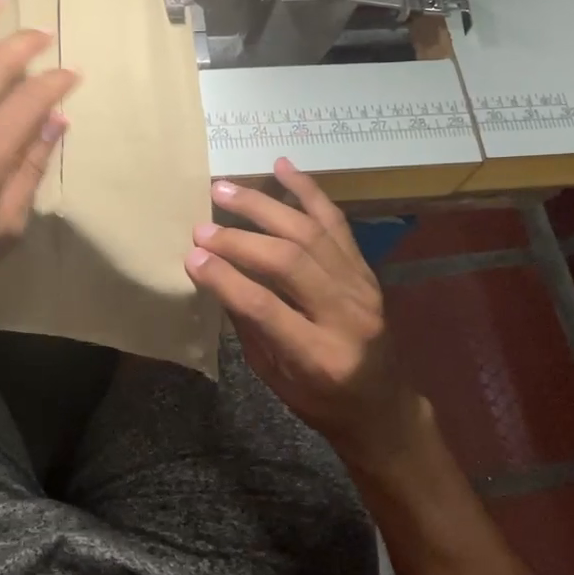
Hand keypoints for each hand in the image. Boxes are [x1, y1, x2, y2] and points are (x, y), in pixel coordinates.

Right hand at [184, 158, 425, 468]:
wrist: (382, 407)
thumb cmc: (319, 401)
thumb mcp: (273, 375)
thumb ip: (247, 322)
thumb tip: (212, 271)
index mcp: (320, 356)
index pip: (265, 307)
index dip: (225, 278)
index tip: (190, 256)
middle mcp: (347, 315)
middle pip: (289, 261)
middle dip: (239, 240)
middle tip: (200, 226)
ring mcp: (362, 287)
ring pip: (309, 232)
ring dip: (262, 205)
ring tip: (224, 189)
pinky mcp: (365, 269)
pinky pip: (335, 222)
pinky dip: (307, 191)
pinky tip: (281, 167)